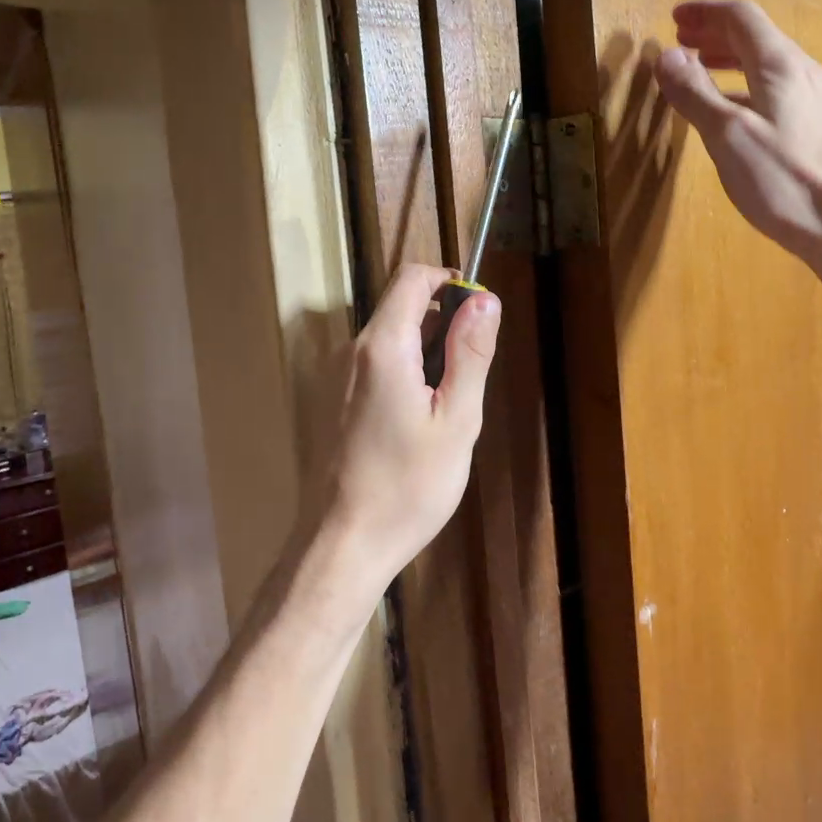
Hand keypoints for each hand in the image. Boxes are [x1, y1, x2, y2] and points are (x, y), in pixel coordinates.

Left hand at [320, 264, 501, 588]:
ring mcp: (339, 377)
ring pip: (392, 339)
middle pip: (402, 307)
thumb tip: (485, 299)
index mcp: (382, 346)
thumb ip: (470, 353)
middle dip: (444, 325)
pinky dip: (407, 375)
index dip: (450, 281)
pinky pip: (378, 366)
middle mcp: (353, 352)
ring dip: (428, 354)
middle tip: (470, 377)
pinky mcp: (336, 402)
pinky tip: (419, 425)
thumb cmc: (409, 485)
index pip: (412, 278)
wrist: (345, 543)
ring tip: (448, 409)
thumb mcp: (457, 419)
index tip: (480, 311)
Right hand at [653, 0, 821, 257]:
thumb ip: (695, 93)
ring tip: (700, 72)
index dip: (704, 12)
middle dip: (715, 34)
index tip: (673, 19)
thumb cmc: (784, 181)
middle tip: (681, 42)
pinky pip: (777, 90)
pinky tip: (733, 113)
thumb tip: (665, 55)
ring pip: (767, 65)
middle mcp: (804, 73)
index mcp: (780, 65)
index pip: (741, 16)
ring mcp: (818, 101)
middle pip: (757, 37)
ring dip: (730, 60)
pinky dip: (746, 87)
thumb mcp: (728, 136)